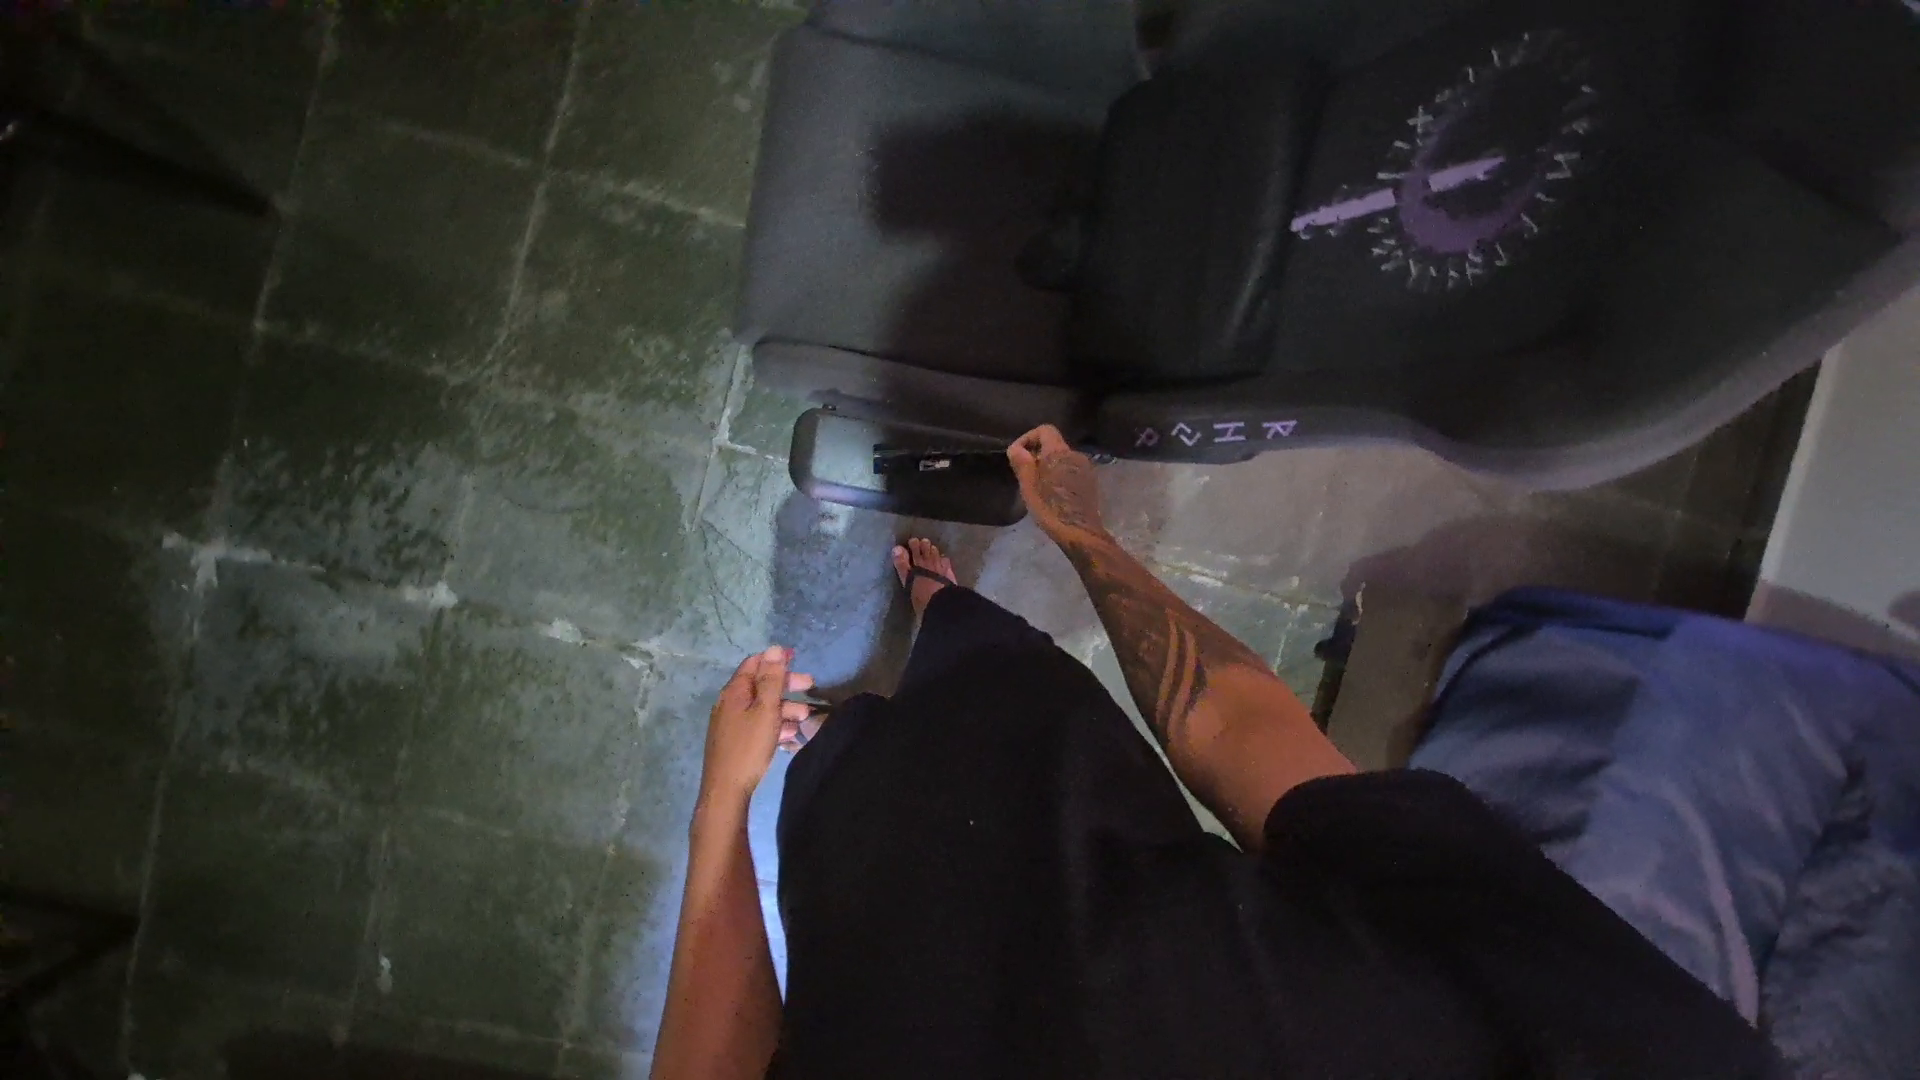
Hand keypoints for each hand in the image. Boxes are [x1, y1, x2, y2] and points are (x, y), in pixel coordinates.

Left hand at [700, 646, 815, 805]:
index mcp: (734, 692)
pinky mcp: (738, 743)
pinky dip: (777, 727)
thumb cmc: (748, 747)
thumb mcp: (765, 710)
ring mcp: (733, 725)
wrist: (727, 792)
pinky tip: (792, 738)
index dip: (775, 658)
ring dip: (786, 709)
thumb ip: (772, 679)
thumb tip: (774, 648)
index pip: (754, 664)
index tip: (797, 657)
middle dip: (787, 685)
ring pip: (763, 708)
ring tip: (805, 719)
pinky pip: (760, 727)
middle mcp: (731, 705)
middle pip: (761, 686)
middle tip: (811, 686)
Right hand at [1008, 424, 1107, 542]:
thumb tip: (1016, 449)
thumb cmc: (1050, 507)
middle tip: (1024, 473)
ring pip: (1062, 459)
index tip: (1018, 456)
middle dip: (1037, 455)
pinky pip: (1070, 470)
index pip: (1044, 430)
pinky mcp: (1090, 482)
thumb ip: (1022, 462)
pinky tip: (1052, 494)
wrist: (1079, 531)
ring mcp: (1085, 468)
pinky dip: (1059, 475)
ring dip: (1048, 466)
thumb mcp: (1028, 486)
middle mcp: (1075, 454)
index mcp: (1059, 452)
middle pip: (1053, 445)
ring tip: (1037, 486)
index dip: (1028, 438)